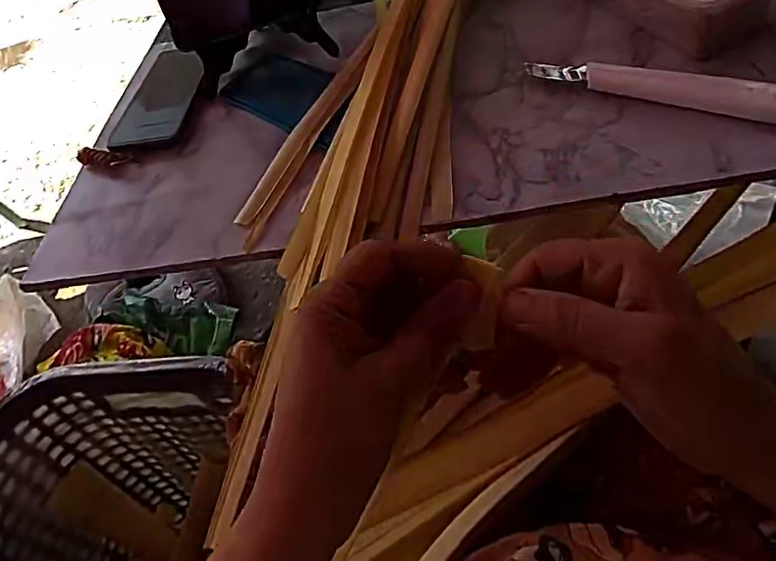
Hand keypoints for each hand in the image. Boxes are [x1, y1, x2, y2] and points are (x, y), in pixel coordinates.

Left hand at [238, 241, 477, 560]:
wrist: (299, 520)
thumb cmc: (338, 444)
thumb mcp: (393, 381)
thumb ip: (433, 329)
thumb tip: (471, 288)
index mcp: (327, 307)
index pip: (378, 257)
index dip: (423, 256)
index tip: (464, 270)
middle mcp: (333, 316)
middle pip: (389, 282)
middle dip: (433, 290)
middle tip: (475, 303)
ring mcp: (343, 343)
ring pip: (396, 311)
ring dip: (433, 320)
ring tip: (469, 337)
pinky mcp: (354, 368)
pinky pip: (393, 340)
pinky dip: (422, 347)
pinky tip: (451, 369)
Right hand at [496, 238, 775, 478]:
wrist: (746, 438)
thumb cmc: (699, 388)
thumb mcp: (635, 351)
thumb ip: (573, 320)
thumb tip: (508, 301)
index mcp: (623, 260)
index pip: (552, 257)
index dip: (516, 285)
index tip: (481, 326)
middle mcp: (614, 275)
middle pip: (548, 284)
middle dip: (513, 318)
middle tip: (476, 359)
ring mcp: (612, 310)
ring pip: (551, 314)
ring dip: (520, 342)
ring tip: (486, 375)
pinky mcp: (610, 342)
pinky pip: (564, 340)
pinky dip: (539, 358)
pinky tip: (512, 380)